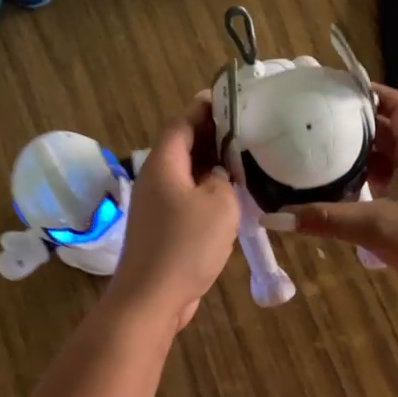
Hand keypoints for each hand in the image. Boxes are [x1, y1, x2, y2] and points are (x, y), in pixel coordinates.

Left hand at [105, 96, 239, 329]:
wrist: (151, 298)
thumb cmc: (185, 245)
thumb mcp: (219, 204)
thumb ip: (223, 179)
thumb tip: (218, 175)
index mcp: (163, 164)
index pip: (182, 123)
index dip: (204, 108)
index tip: (228, 97)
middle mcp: (155, 180)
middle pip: (182, 147)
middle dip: (211, 135)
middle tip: (246, 127)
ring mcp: (155, 207)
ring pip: (185, 175)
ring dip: (211, 166)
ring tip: (244, 159)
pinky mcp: (162, 231)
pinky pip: (186, 200)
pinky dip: (206, 193)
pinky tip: (231, 199)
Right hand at [264, 85, 397, 305]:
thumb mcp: (375, 227)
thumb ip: (325, 220)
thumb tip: (275, 218)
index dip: (376, 91)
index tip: (342, 89)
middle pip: (389, 132)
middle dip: (357, 122)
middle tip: (319, 120)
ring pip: (386, 160)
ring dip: (359, 154)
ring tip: (321, 151)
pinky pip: (385, 185)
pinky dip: (363, 182)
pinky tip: (338, 191)